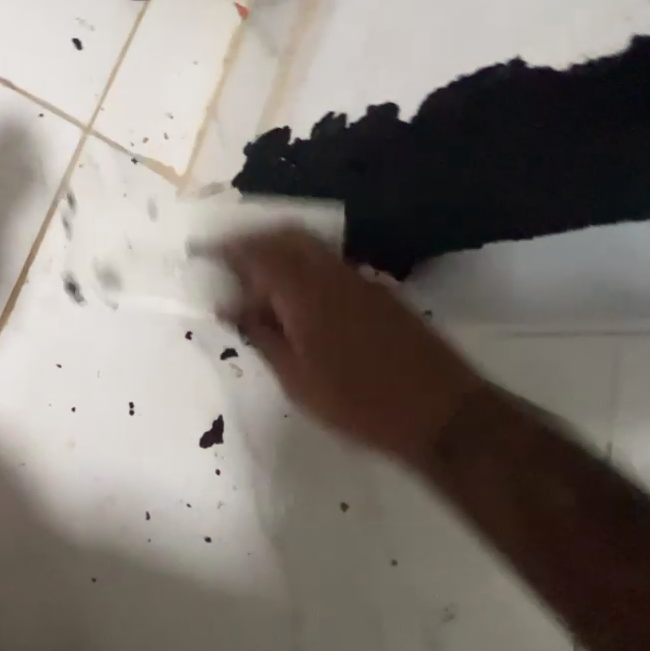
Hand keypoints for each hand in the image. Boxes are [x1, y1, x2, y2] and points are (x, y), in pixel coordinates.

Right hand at [218, 229, 485, 463]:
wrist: (443, 413)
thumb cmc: (358, 401)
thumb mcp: (295, 378)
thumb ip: (261, 336)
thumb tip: (233, 306)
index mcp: (303, 291)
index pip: (257, 254)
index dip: (228, 249)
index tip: (206, 253)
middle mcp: (331, 274)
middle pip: (287, 237)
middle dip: (255, 241)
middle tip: (231, 260)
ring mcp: (360, 281)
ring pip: (311, 248)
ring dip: (281, 253)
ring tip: (260, 281)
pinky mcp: (380, 294)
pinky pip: (331, 264)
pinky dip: (306, 267)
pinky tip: (300, 299)